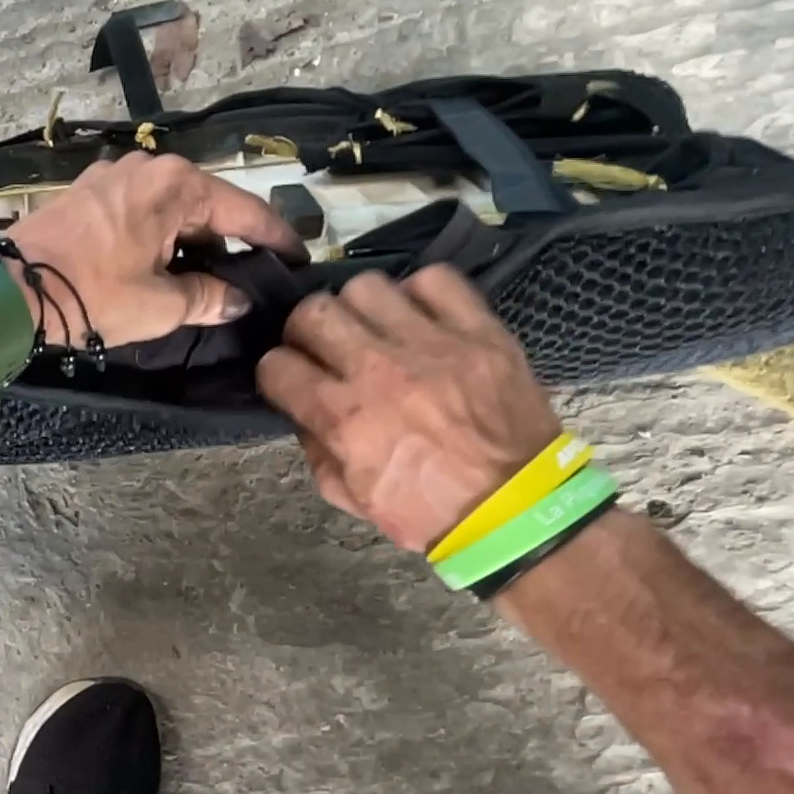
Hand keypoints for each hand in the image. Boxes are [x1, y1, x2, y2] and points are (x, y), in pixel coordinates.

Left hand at [3, 151, 304, 347]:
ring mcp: (107, 177)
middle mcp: (145, 168)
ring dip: (185, 238)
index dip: (273, 239)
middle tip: (244, 274)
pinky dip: (151, 234)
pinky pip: (132, 210)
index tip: (296, 258)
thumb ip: (206, 298)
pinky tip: (153, 261)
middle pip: (203, 204)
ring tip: (199, 274)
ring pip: (165, 206)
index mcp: (176, 185)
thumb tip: (235, 300)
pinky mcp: (80, 194)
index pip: (243, 211)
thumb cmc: (90, 295)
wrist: (8, 291)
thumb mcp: (158, 305)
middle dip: (225, 240)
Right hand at [254, 265, 563, 551]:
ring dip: (356, 308)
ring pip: (366, 286)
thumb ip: (312, 443)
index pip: (276, 365)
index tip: (288, 381)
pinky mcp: (481, 332)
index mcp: (342, 415)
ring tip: (370, 329)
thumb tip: (304, 406)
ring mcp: (434, 345)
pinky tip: (416, 319)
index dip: (275, 373)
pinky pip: (437, 280)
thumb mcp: (343, 491)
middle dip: (303, 330)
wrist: (518, 513)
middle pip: (312, 313)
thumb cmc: (422, 509)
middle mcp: (379, 370)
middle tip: (320, 347)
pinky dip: (417, 293)